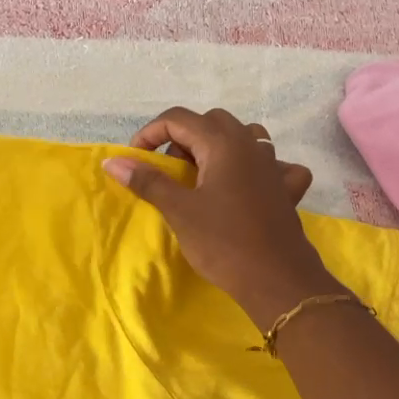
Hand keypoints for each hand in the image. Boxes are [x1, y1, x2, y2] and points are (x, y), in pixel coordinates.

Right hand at [103, 107, 344, 324]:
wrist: (276, 279)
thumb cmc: (223, 242)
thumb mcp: (178, 210)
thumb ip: (147, 181)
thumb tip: (113, 161)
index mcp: (223, 145)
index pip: (179, 119)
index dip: (150, 133)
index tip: (136, 160)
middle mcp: (251, 146)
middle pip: (211, 122)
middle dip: (182, 138)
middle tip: (167, 170)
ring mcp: (274, 166)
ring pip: (242, 137)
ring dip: (216, 148)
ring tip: (200, 176)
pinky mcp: (286, 189)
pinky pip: (272, 164)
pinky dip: (254, 168)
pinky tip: (246, 186)